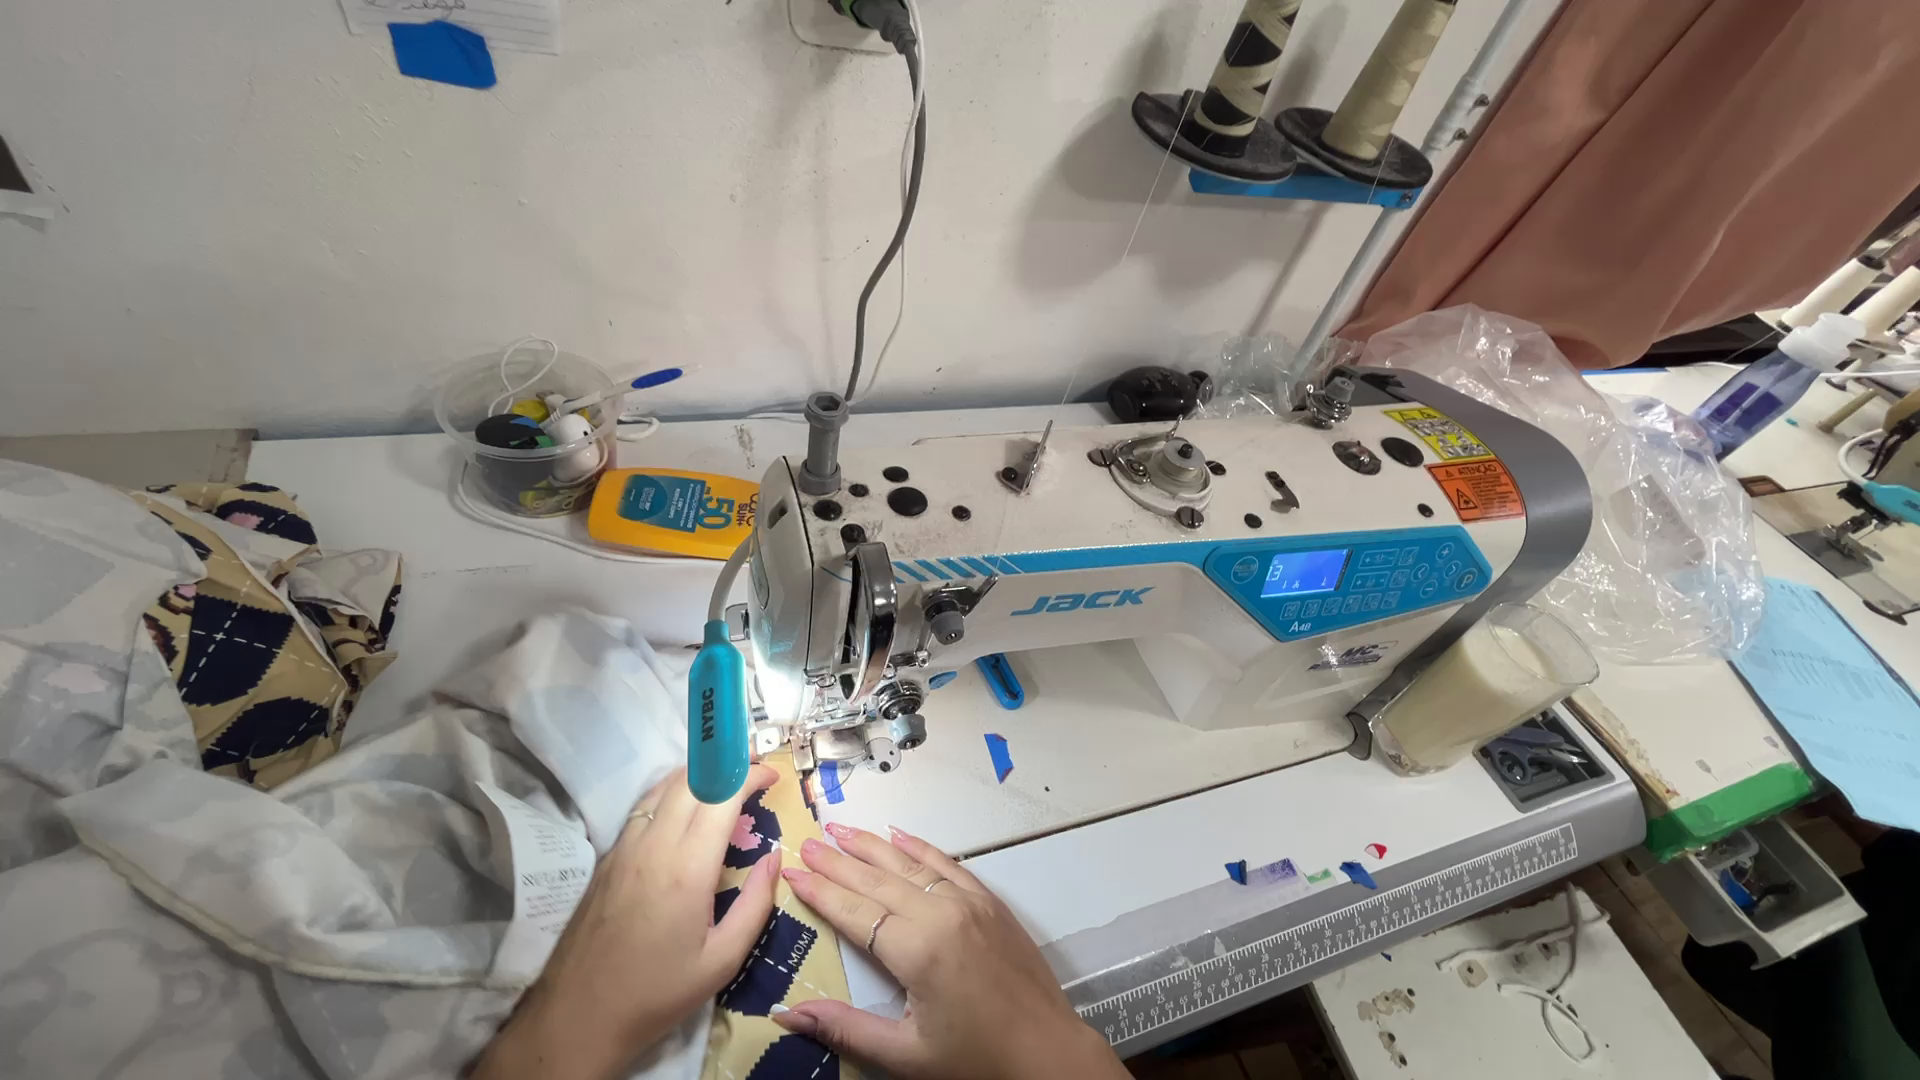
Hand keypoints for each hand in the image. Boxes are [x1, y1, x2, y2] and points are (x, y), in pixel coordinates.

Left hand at [474, 765, 781, 1079]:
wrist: (575, 1018)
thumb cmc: (657, 993)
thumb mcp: (723, 960)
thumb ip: (756, 904)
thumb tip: (774, 858)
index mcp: (687, 869)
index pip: (721, 795)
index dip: (750, 775)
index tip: (773, 775)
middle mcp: (654, 845)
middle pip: (692, 779)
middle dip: (727, 764)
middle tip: (756, 770)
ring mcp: (625, 847)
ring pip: (664, 786)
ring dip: (699, 772)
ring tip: (726, 779)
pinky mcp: (608, 857)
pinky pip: (645, 806)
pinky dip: (673, 791)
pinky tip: (687, 806)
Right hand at [772, 824, 1126, 1079]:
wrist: (1048, 1050)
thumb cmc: (974, 1058)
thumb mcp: (906, 1054)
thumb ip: (846, 1029)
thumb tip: (788, 1013)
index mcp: (917, 950)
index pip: (856, 912)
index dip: (821, 892)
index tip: (792, 872)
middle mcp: (940, 913)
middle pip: (877, 879)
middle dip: (838, 861)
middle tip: (807, 843)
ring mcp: (967, 901)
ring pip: (909, 864)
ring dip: (872, 845)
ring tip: (840, 830)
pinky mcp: (988, 899)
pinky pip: (947, 863)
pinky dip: (919, 847)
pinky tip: (898, 834)